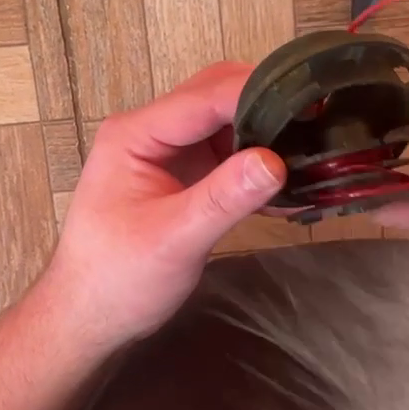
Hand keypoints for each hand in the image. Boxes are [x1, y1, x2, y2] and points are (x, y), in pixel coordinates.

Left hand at [36, 62, 285, 351]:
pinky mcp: (184, 176)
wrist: (89, 317)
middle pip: (215, 96)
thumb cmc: (118, 279)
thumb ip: (223, 198)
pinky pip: (226, 153)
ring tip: (314, 144)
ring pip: (225, 121)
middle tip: (319, 119)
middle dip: (265, 102)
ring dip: (265, 130)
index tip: (311, 101)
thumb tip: (275, 161)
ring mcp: (168, 153)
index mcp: (136, 134)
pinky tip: (290, 180)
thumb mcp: (174, 240)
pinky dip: (257, 161)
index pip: (204, 96)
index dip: (257, 92)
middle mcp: (151, 132)